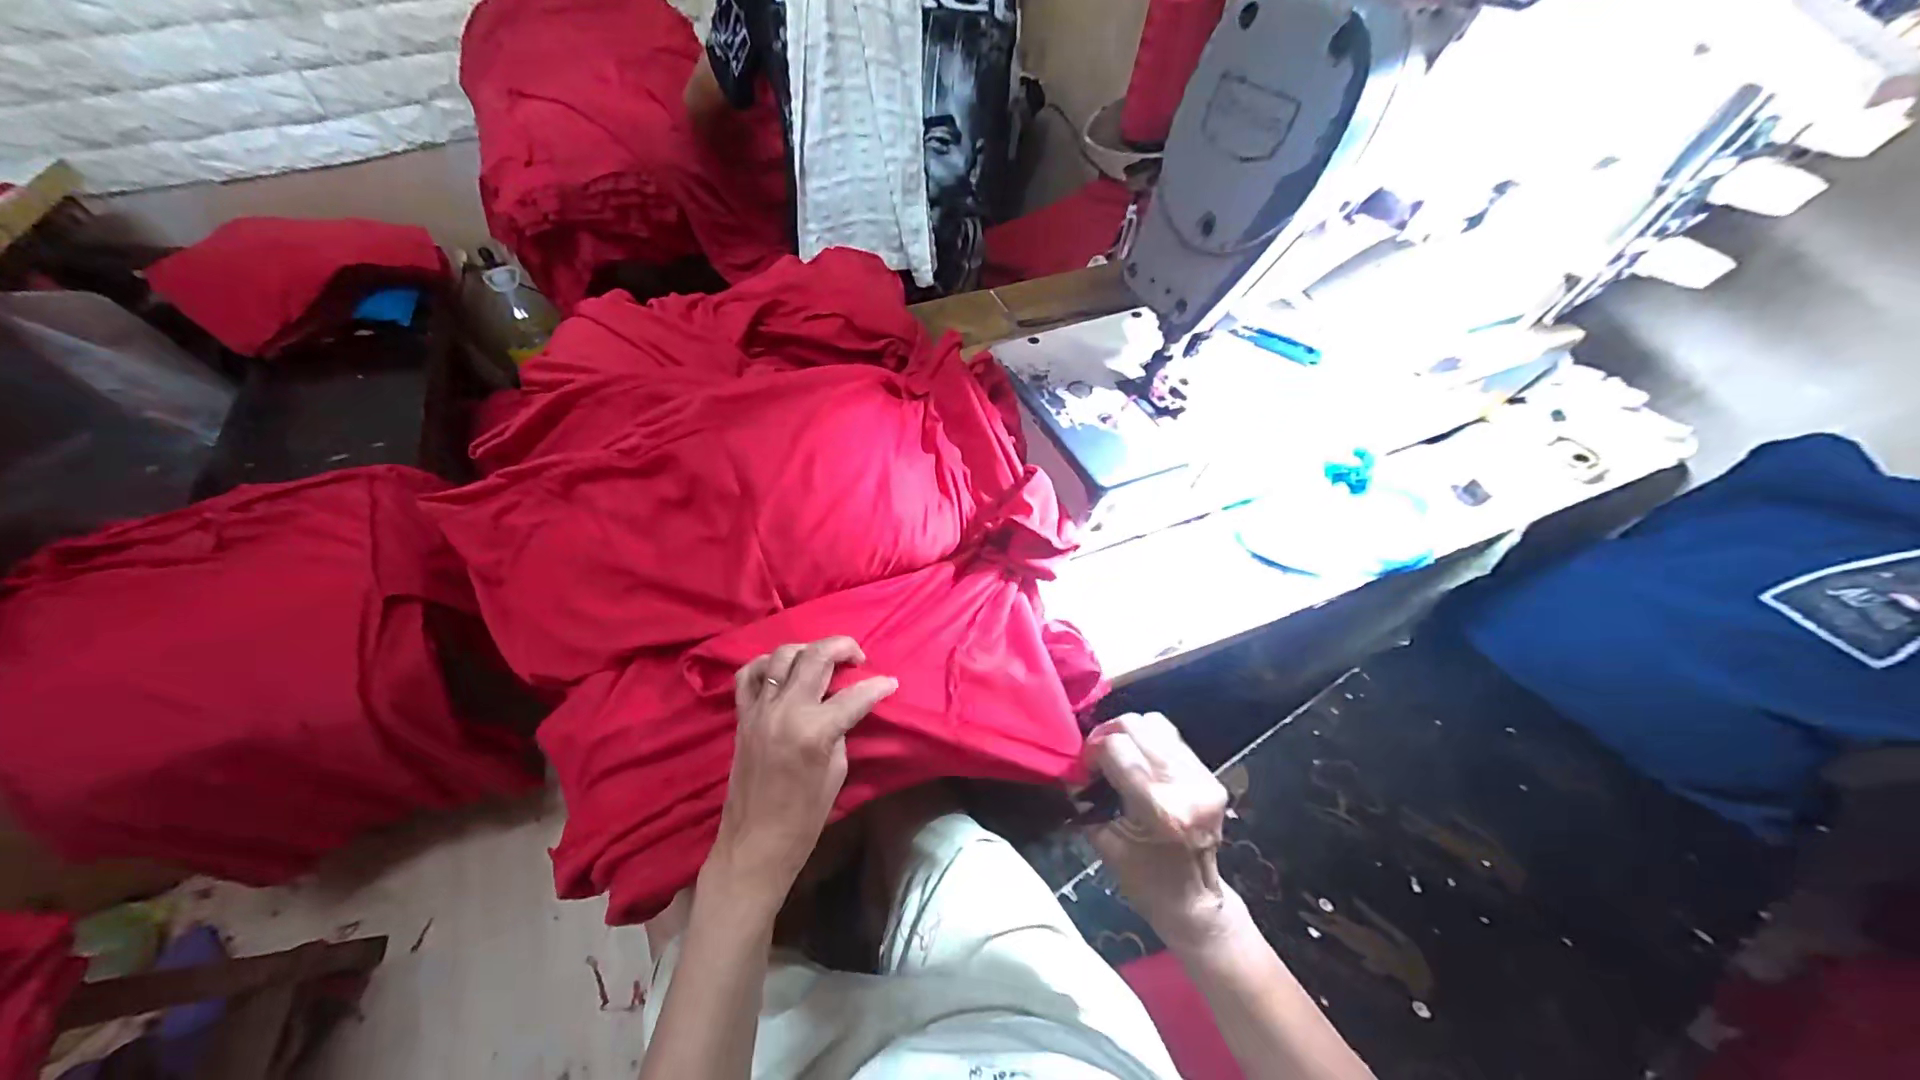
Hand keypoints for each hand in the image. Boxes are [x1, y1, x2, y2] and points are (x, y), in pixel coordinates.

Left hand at [707, 637, 897, 908]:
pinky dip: (767, 663)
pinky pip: (748, 674)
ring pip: (782, 655)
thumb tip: (844, 707)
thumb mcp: (837, 772)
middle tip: (858, 656)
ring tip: (824, 660)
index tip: (891, 683)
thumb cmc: (804, 818)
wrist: (755, 844)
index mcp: (814, 730)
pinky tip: (783, 669)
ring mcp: (759, 709)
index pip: (855, 695)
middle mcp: (785, 710)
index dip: (878, 686)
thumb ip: (840, 730)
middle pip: (816, 657)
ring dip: (808, 649)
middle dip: (843, 647)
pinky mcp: (741, 715)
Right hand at [1083, 711, 1238, 948]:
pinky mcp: (1210, 777)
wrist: (1194, 901)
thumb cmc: (1144, 880)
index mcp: (1159, 808)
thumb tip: (1073, 764)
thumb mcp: (1104, 842)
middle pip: (1136, 725)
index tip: (1085, 767)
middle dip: (1109, 735)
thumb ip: (1086, 798)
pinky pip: (1171, 738)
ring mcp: (1202, 779)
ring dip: (1130, 735)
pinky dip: (1149, 742)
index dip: (1093, 750)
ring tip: (1119, 756)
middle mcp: (1185, 786)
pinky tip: (1140, 762)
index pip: (1116, 746)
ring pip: (1155, 724)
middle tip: (1098, 757)